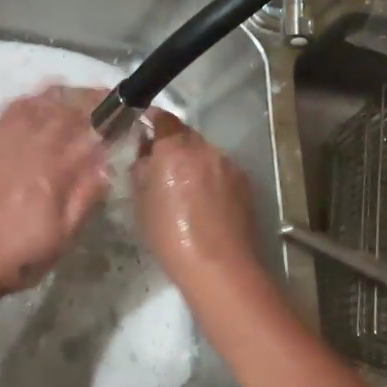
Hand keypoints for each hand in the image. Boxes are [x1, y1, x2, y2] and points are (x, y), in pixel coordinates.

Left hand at [0, 87, 108, 294]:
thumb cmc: (23, 253)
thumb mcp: (65, 236)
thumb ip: (86, 197)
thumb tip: (106, 166)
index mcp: (54, 172)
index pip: (87, 134)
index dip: (106, 120)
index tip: (121, 113)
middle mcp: (31, 150)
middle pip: (64, 112)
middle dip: (87, 100)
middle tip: (103, 96)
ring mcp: (7, 144)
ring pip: (37, 106)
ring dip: (58, 95)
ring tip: (74, 91)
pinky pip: (8, 112)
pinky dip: (26, 101)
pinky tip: (36, 99)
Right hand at [131, 116, 261, 292]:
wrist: (220, 268)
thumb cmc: (171, 237)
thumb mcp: (141, 204)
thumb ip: (141, 171)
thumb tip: (144, 157)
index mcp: (174, 149)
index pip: (163, 118)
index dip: (152, 123)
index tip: (143, 135)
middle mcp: (204, 148)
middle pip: (185, 135)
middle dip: (172, 145)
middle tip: (161, 167)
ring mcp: (228, 164)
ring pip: (205, 153)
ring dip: (193, 162)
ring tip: (185, 189)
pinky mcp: (245, 182)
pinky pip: (222, 170)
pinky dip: (211, 177)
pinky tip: (206, 202)